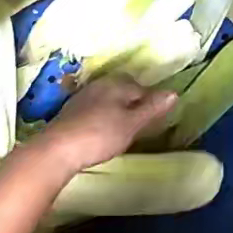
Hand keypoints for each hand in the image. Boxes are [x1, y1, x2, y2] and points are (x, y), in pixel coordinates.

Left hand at [35, 78, 177, 172]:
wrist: (59, 147)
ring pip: (108, 97)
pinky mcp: (72, 110)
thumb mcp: (132, 124)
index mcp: (116, 84)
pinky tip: (103, 129)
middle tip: (142, 123)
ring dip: (118, 108)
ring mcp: (84, 95)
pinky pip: (95, 106)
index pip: (141, 87)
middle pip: (123, 88)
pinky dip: (103, 114)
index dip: (151, 101)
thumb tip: (173, 92)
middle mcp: (100, 84)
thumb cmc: (101, 135)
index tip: (157, 119)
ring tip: (124, 128)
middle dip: (134, 101)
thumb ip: (151, 108)